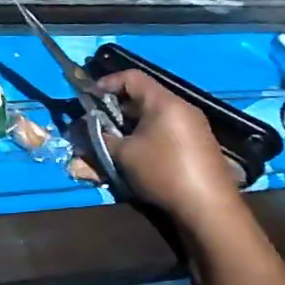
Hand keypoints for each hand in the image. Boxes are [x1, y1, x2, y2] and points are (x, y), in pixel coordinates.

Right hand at [95, 69, 241, 221]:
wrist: (208, 208)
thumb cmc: (162, 172)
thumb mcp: (122, 154)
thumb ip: (98, 136)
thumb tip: (77, 128)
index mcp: (164, 103)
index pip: (132, 77)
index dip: (106, 83)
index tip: (88, 97)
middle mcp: (182, 108)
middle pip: (142, 96)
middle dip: (115, 108)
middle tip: (96, 124)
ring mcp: (193, 126)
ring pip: (152, 115)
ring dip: (128, 124)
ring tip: (112, 142)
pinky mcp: (197, 143)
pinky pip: (165, 129)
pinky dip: (145, 134)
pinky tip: (135, 154)